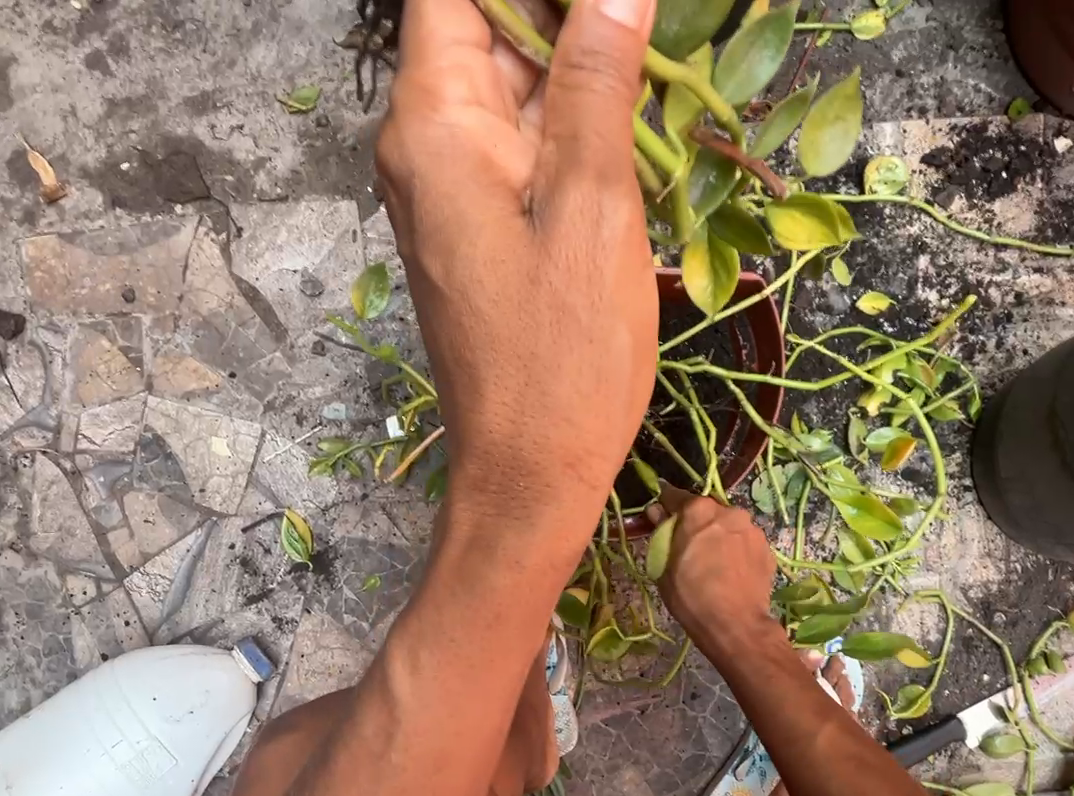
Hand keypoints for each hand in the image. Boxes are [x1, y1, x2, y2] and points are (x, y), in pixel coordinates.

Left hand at [375, 0, 658, 536]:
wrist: (528, 471)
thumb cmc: (562, 358)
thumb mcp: (593, 209)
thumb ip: (597, 83)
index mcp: (433, 124)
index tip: (599, 1)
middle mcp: (423, 148)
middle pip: (484, 26)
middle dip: (564, 12)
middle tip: (648, 26)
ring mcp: (449, 192)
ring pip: (507, 86)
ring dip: (576, 60)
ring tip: (651, 55)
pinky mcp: (478, 230)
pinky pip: (517, 146)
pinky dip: (569, 119)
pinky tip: (630, 112)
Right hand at [647, 484, 783, 664]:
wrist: (735, 624)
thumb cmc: (690, 594)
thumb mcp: (663, 566)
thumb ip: (660, 532)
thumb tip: (656, 511)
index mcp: (698, 510)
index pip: (674, 496)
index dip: (665, 508)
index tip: (661, 521)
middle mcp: (728, 511)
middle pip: (705, 510)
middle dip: (695, 522)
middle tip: (688, 547)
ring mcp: (751, 528)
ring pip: (728, 525)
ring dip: (718, 535)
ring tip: (713, 562)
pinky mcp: (767, 547)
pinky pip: (744, 541)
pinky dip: (735, 550)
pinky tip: (730, 571)